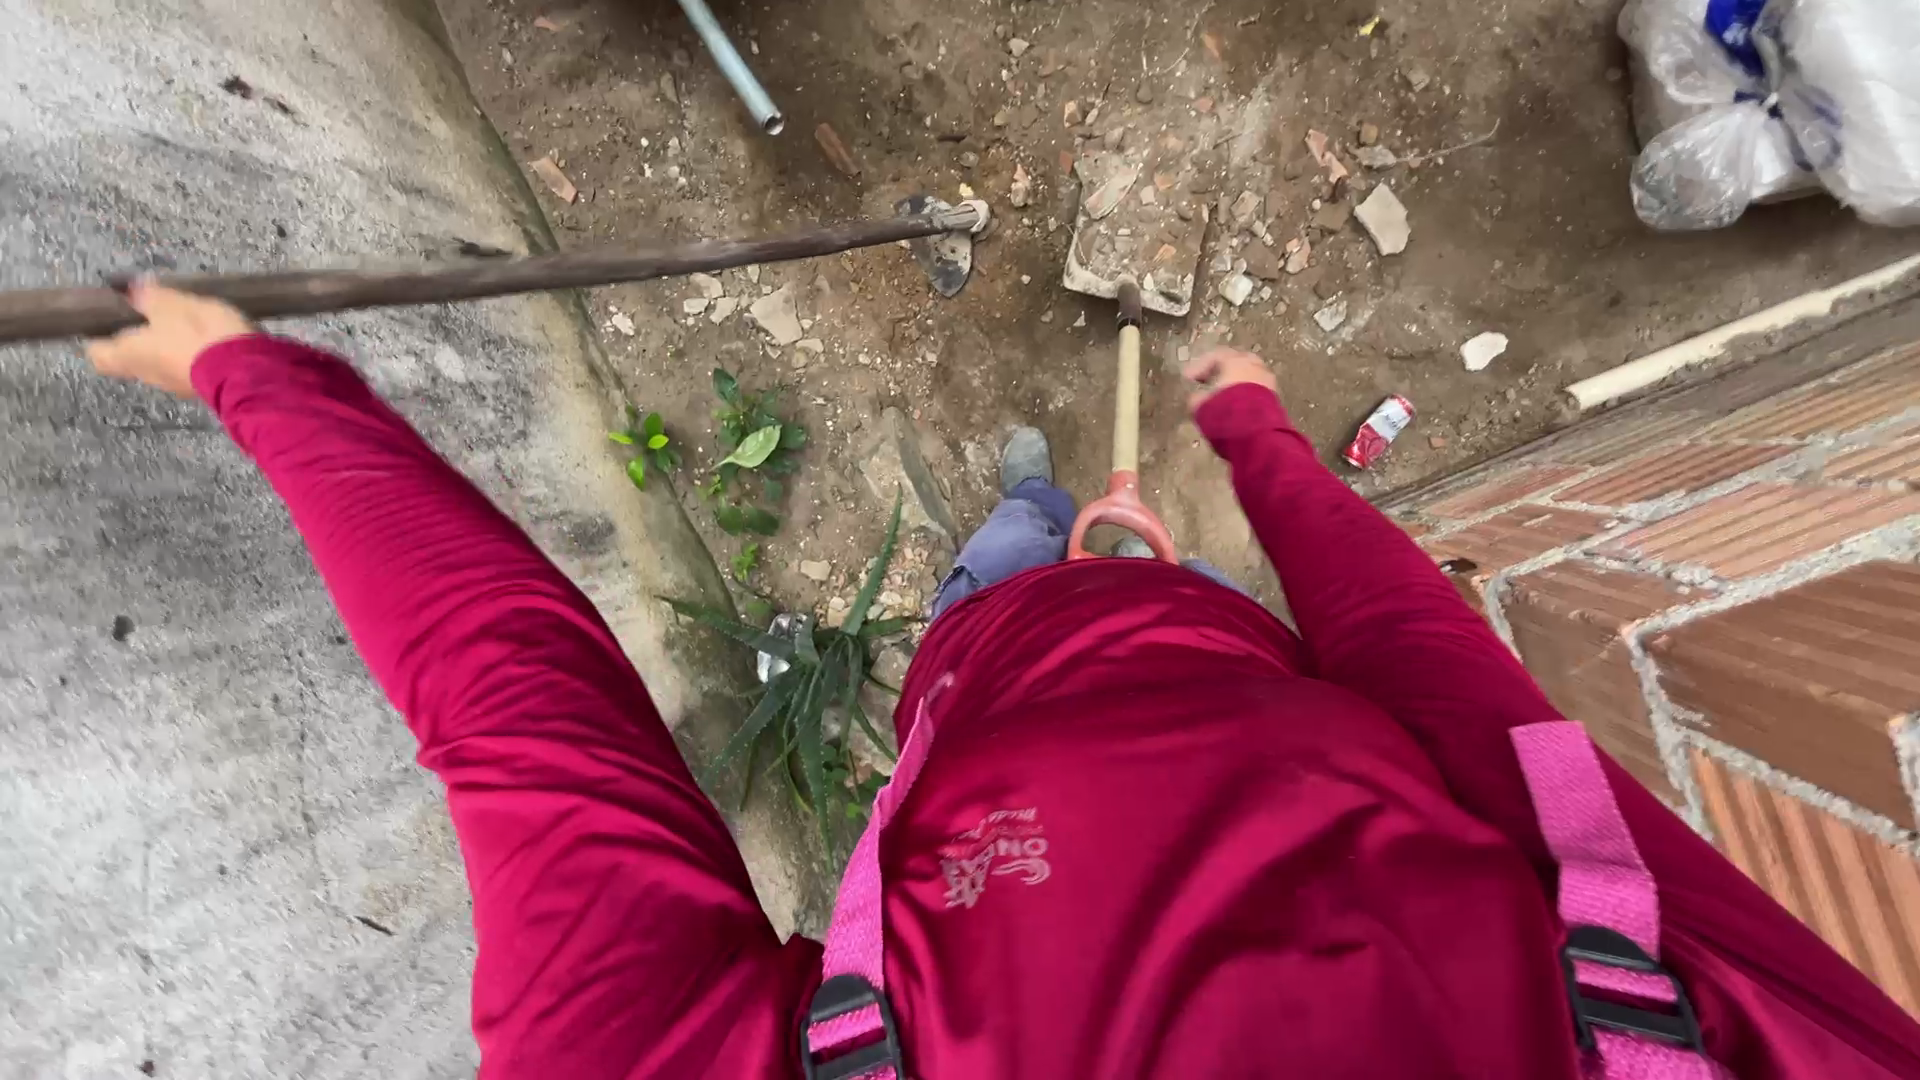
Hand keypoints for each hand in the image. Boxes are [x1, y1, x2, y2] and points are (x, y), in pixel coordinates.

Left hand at [85, 282, 254, 397]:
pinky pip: (202, 374)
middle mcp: (149, 376)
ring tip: (202, 336)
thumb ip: (150, 295)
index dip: (103, 339)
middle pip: (137, 361)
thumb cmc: (201, 336)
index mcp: (127, 355)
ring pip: (171, 368)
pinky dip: (207, 363)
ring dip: (181, 354)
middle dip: (149, 345)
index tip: (116, 326)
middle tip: (165, 326)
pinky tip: (223, 350)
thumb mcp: (174, 304)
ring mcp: (183, 388)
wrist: (254, 373)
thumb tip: (132, 286)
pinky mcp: (216, 392)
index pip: (97, 354)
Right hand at [1183, 347, 1277, 413]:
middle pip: (1235, 362)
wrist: (1254, 430)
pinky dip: (1244, 394)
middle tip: (1208, 381)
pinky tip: (1236, 406)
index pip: (1215, 357)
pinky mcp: (1274, 397)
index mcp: (1235, 360)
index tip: (1187, 378)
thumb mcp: (1200, 404)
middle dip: (1220, 371)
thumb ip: (1196, 397)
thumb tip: (1196, 396)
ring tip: (1222, 397)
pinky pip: (1255, 390)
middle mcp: (1253, 365)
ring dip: (1234, 384)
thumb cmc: (1224, 409)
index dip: (1198, 367)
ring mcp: (1267, 380)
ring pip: (1247, 376)